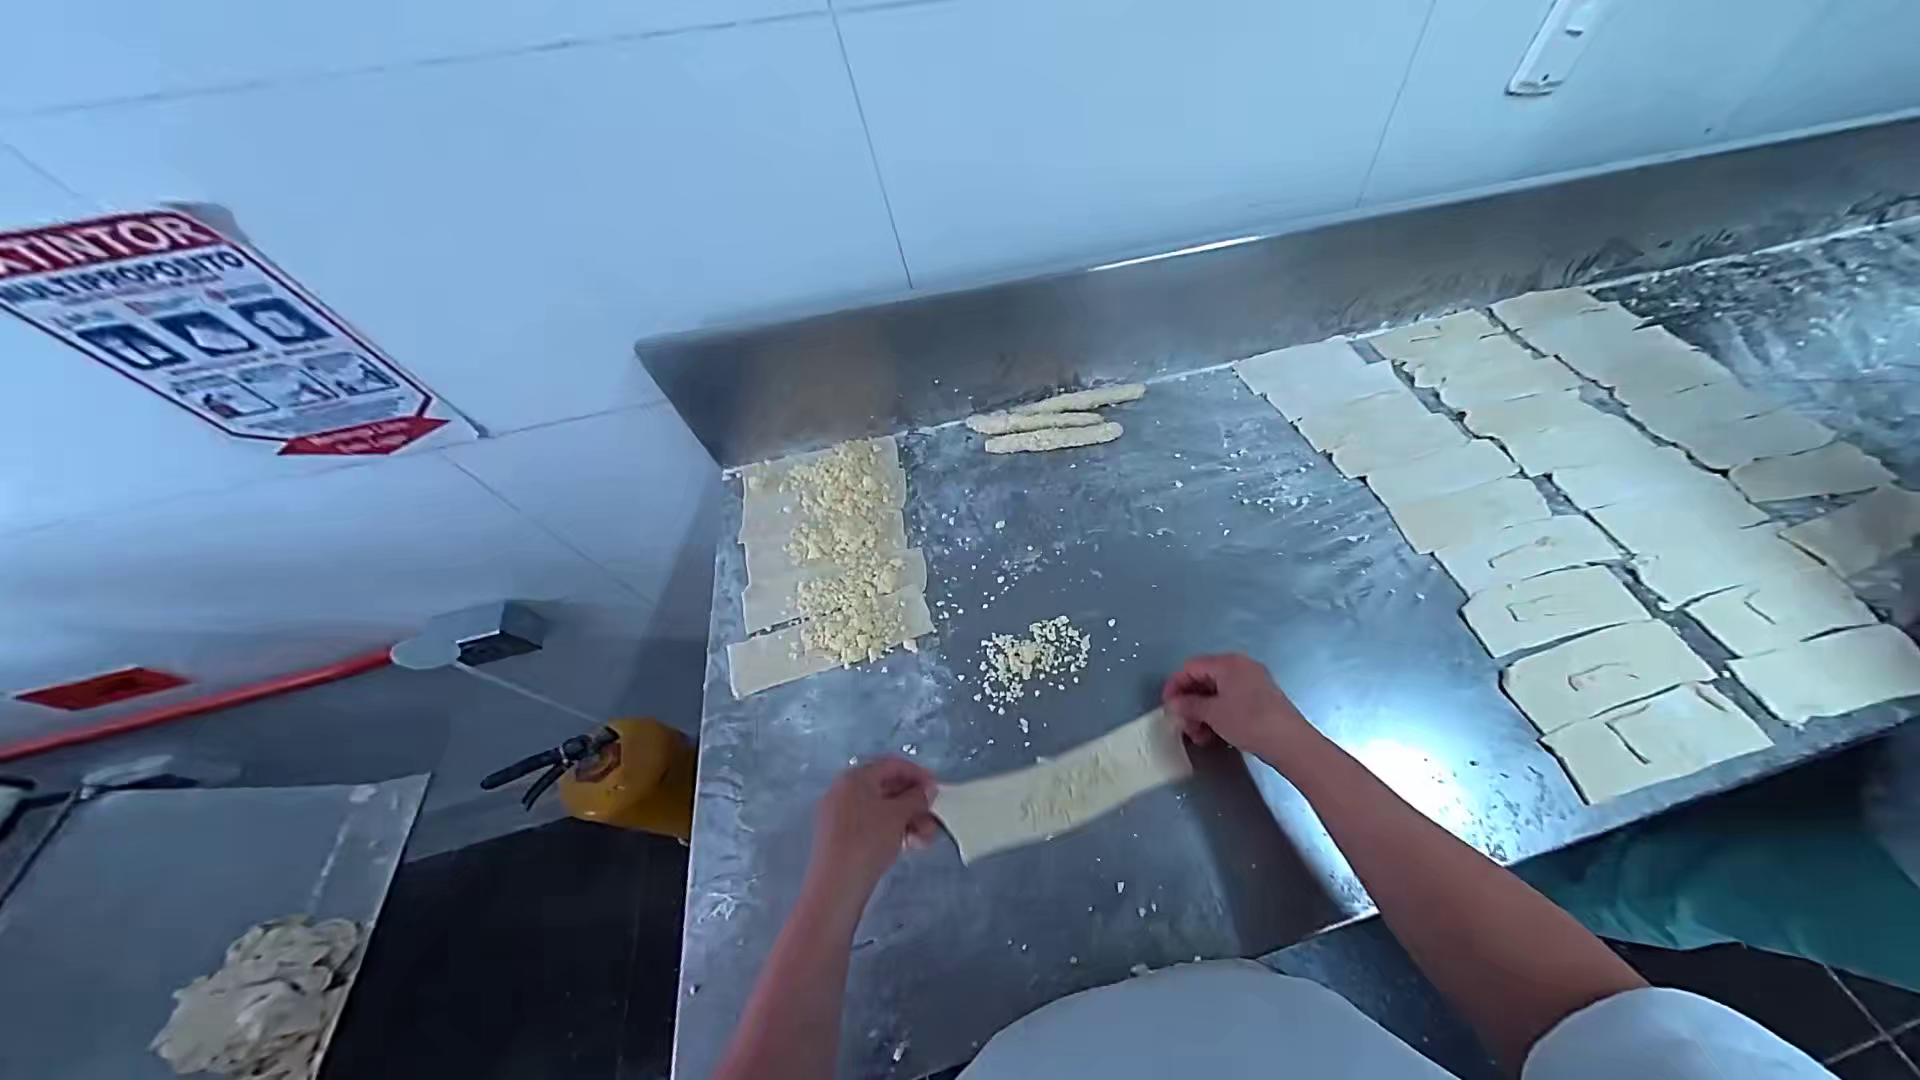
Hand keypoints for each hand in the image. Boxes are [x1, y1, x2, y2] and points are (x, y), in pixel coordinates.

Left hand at [804, 760, 938, 905]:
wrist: (835, 887)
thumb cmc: (867, 841)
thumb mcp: (897, 816)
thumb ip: (916, 798)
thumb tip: (927, 790)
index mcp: (855, 777)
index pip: (892, 765)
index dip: (918, 774)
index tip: (937, 788)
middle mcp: (844, 790)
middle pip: (887, 788)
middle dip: (914, 803)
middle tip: (933, 818)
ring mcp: (840, 814)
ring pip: (881, 809)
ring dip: (907, 820)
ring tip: (924, 838)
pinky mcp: (840, 837)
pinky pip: (871, 824)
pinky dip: (891, 830)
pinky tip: (909, 845)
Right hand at [1161, 653, 1324, 771]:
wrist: (1292, 744)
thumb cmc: (1250, 722)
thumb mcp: (1213, 713)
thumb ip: (1188, 705)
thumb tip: (1173, 704)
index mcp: (1228, 663)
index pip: (1190, 667)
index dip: (1175, 685)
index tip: (1167, 705)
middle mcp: (1241, 667)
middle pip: (1203, 680)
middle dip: (1189, 702)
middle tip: (1183, 724)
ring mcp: (1253, 683)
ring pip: (1216, 693)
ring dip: (1202, 712)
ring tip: (1198, 734)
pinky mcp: (1261, 700)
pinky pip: (1230, 701)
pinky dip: (1218, 714)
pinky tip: (1214, 733)